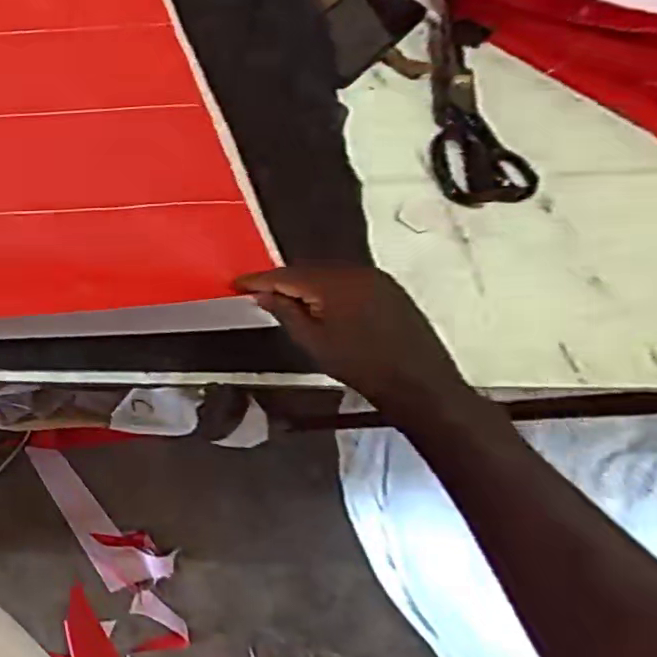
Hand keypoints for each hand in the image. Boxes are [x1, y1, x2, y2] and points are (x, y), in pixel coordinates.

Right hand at [235, 265, 470, 419]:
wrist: (420, 386)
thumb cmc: (359, 364)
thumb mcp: (310, 339)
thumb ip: (283, 311)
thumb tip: (263, 294)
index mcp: (334, 283)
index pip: (285, 275)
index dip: (257, 280)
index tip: (236, 284)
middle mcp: (357, 273)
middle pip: (306, 270)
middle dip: (280, 280)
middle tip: (256, 291)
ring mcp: (378, 280)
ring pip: (327, 274)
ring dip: (304, 284)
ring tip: (283, 297)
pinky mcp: (390, 290)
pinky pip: (347, 280)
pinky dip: (327, 288)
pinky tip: (317, 301)